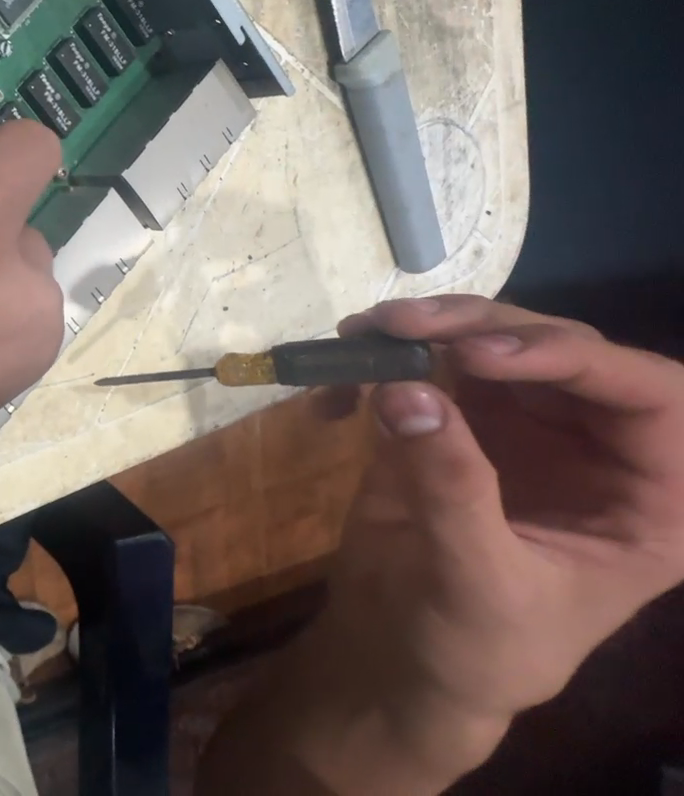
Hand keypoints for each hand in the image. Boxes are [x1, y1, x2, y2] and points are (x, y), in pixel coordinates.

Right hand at [257, 296, 683, 791]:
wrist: (400, 656)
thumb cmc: (474, 644)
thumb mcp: (476, 578)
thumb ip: (450, 485)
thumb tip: (403, 390)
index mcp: (647, 495)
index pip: (646, 397)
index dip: (571, 360)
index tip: (474, 355)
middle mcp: (588, 449)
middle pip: (559, 352)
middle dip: (480, 327)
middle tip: (398, 324)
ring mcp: (512, 433)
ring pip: (486, 346)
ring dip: (424, 329)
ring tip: (361, 332)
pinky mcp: (442, 429)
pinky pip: (417, 372)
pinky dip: (373, 364)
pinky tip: (333, 387)